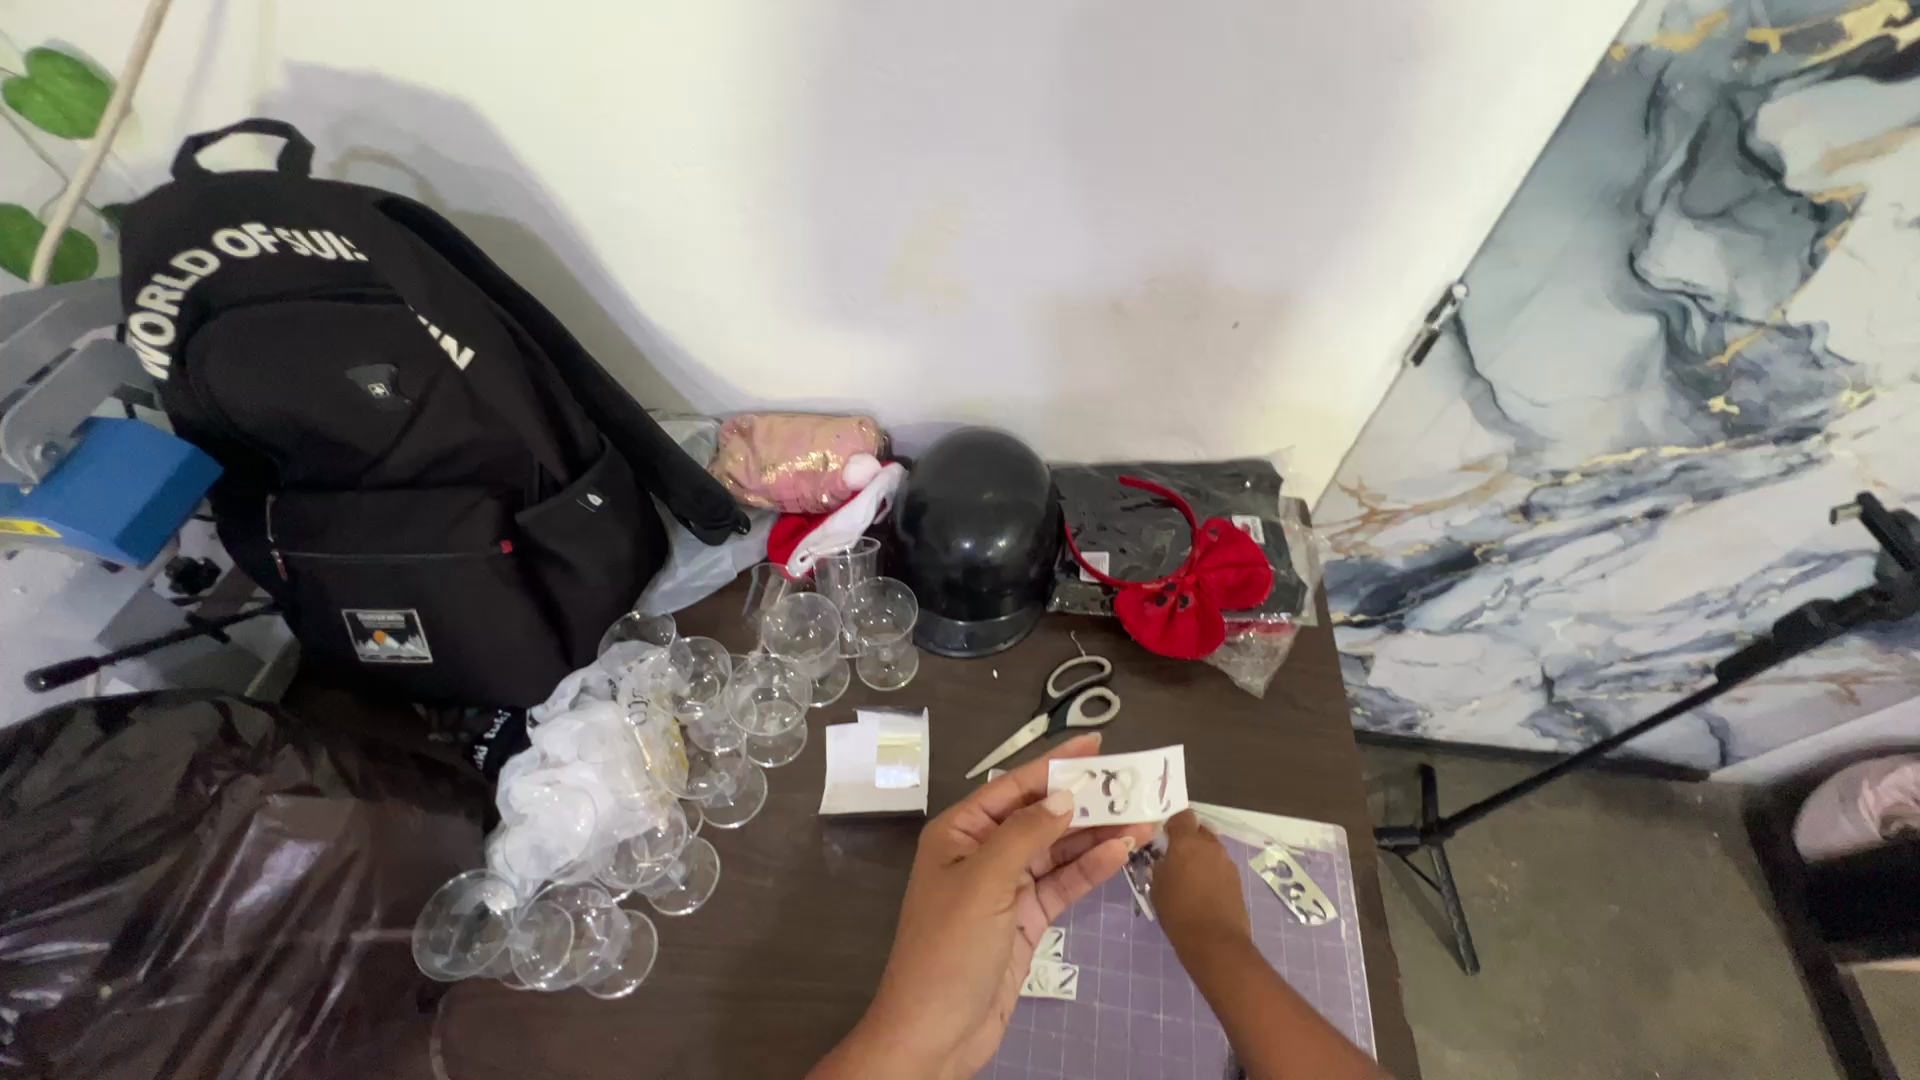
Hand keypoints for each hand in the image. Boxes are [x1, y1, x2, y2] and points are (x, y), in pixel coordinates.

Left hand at [811, 732, 1153, 1079]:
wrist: (936, 1033)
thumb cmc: (949, 947)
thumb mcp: (984, 882)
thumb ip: (1026, 834)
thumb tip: (1064, 795)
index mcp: (961, 831)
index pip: (1014, 785)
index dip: (1055, 763)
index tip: (1095, 744)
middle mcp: (984, 850)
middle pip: (1041, 815)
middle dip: (1084, 800)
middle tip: (1132, 784)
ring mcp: (1007, 885)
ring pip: (1058, 849)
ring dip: (1096, 834)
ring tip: (1142, 817)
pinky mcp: (1026, 917)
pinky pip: (1063, 883)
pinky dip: (1090, 868)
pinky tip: (1121, 851)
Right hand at [1154, 809, 1251, 954]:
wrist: (1215, 942)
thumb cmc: (1178, 911)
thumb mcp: (1157, 887)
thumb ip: (1160, 867)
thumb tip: (1164, 861)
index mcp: (1187, 842)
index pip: (1182, 816)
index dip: (1173, 822)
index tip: (1165, 834)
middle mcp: (1210, 846)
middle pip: (1200, 829)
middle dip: (1189, 838)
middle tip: (1177, 855)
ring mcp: (1227, 862)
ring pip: (1212, 848)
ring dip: (1201, 855)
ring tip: (1191, 874)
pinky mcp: (1237, 879)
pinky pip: (1220, 865)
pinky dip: (1212, 870)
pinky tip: (1204, 888)